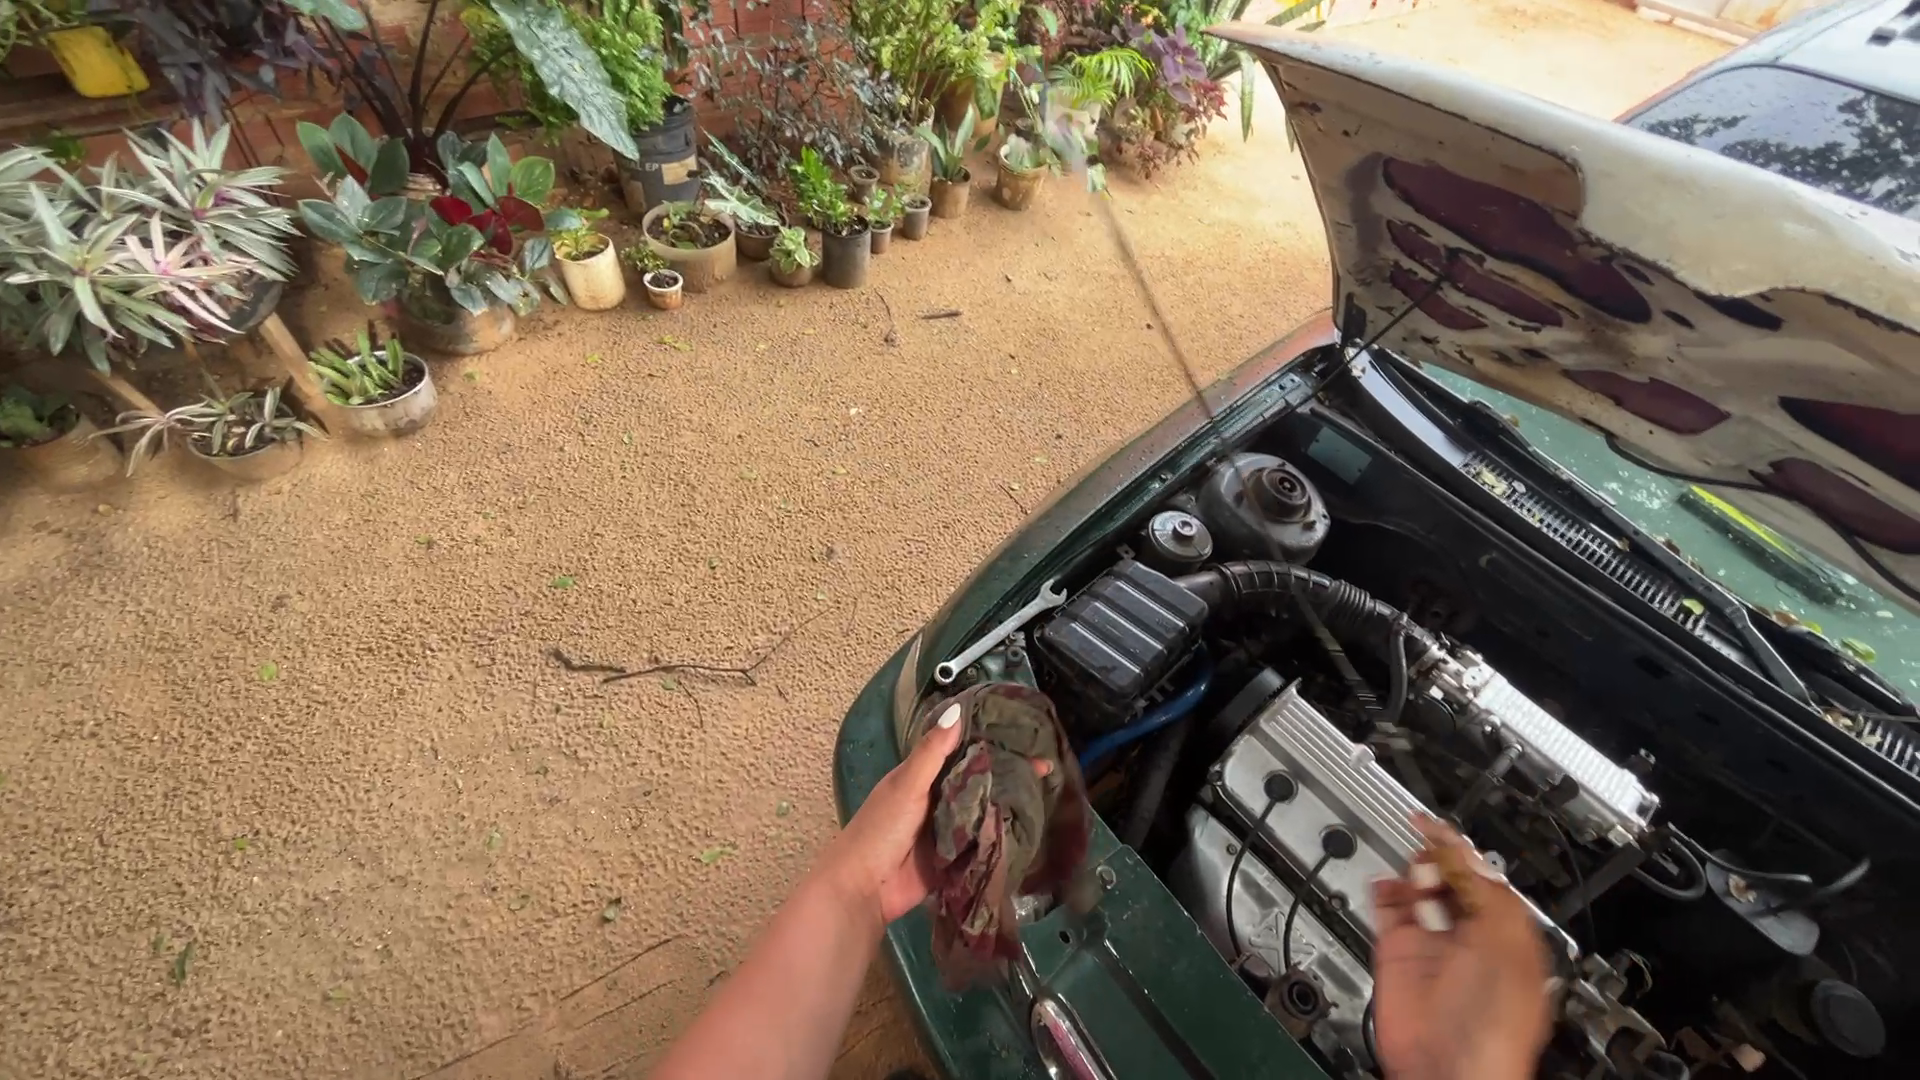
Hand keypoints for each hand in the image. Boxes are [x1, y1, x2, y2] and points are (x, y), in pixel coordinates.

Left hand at [815, 700, 1050, 927]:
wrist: (863, 891)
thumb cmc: (880, 830)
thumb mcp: (906, 785)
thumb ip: (932, 752)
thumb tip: (957, 710)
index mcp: (923, 774)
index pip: (962, 748)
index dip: (990, 739)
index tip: (1023, 732)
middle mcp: (937, 797)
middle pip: (977, 778)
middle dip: (1007, 771)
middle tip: (1046, 764)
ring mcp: (947, 828)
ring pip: (983, 808)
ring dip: (1008, 801)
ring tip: (1045, 791)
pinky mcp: (955, 856)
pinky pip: (982, 840)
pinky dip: (1000, 833)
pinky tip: (1028, 827)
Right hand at [1371, 816, 1551, 1079]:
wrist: (1445, 1062)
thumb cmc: (1491, 1024)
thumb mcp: (1503, 948)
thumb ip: (1487, 898)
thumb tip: (1468, 859)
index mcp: (1505, 937)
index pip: (1483, 880)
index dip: (1461, 850)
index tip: (1438, 825)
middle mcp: (1468, 936)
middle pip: (1448, 879)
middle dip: (1435, 860)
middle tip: (1423, 848)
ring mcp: (1430, 942)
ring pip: (1416, 889)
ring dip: (1411, 874)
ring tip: (1410, 875)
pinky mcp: (1397, 950)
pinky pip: (1386, 909)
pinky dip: (1382, 890)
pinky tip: (1383, 882)